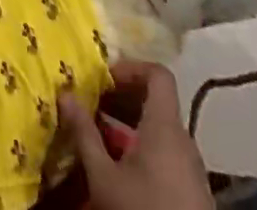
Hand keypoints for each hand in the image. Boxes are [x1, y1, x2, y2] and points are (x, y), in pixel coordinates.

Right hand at [57, 61, 209, 209]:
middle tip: (90, 104)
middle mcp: (183, 139)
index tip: (102, 78)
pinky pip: (165, 152)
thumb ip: (84, 133)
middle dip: (120, 98)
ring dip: (127, 125)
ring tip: (97, 134)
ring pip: (158, 129)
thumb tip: (65, 94)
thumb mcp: (103, 177)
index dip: (130, 68)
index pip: (158, 75)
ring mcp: (190, 165)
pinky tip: (118, 166)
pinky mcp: (191, 188)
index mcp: (165, 127)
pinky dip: (141, 147)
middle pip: (155, 101)